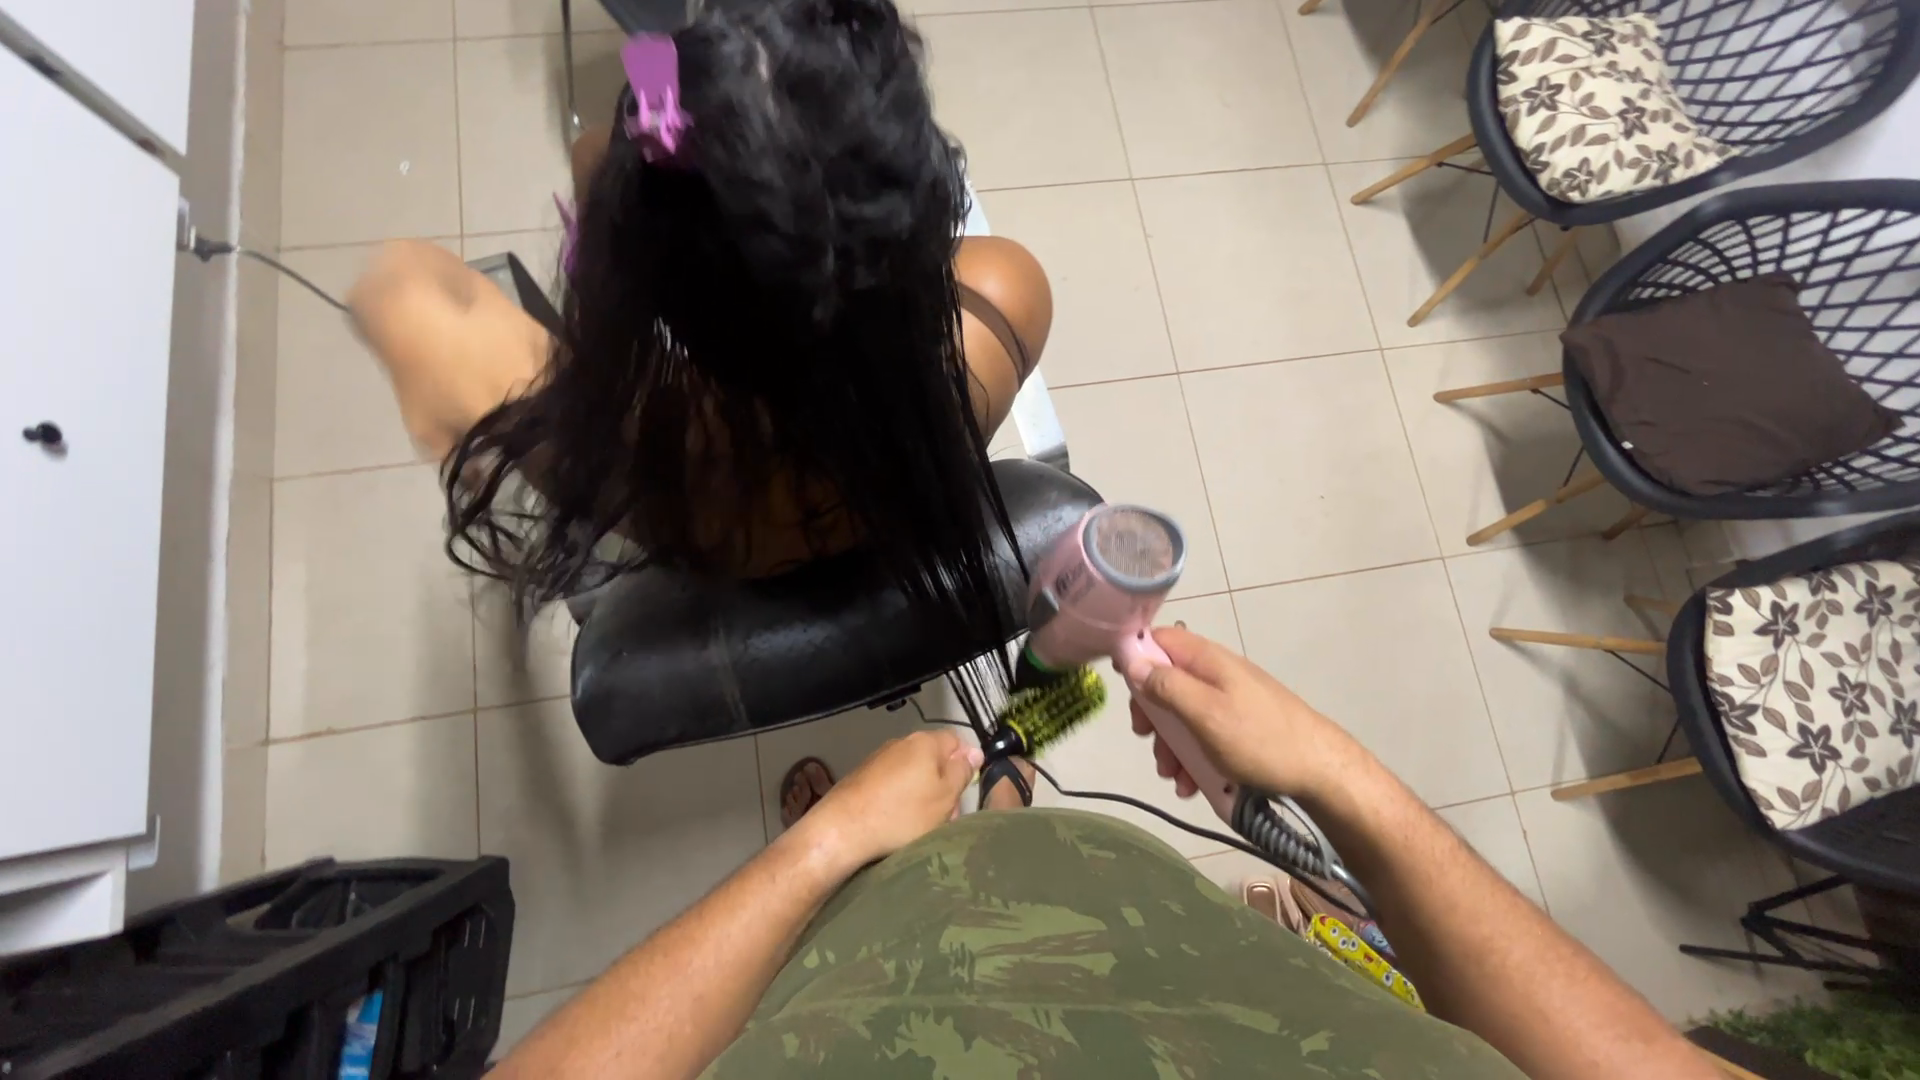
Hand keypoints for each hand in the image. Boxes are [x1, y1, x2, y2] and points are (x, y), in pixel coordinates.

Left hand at [794, 731, 983, 871]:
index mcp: (925, 742)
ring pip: (913, 774)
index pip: (957, 740)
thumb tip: (974, 752)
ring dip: (923, 795)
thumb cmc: (902, 814)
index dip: (967, 763)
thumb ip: (961, 771)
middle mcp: (901, 743)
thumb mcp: (945, 797)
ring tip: (921, 825)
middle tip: (947, 816)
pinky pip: (892, 784)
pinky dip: (900, 800)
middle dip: (944, 785)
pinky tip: (897, 823)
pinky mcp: (862, 777)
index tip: (967, 791)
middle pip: (934, 759)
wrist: (843, 830)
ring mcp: (878, 759)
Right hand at [1123, 625, 1363, 800]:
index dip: (1135, 656)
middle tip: (1147, 738)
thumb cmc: (1259, 739)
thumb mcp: (1204, 713)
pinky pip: (1203, 736)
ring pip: (1182, 714)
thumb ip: (1166, 685)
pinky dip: (1192, 757)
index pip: (1159, 639)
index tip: (1121, 686)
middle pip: (1166, 681)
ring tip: (1173, 775)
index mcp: (1206, 659)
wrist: (1323, 774)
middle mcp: (1215, 673)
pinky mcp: (1239, 727)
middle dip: (1152, 714)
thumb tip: (1132, 660)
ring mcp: (1229, 701)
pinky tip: (1192, 784)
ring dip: (1170, 744)